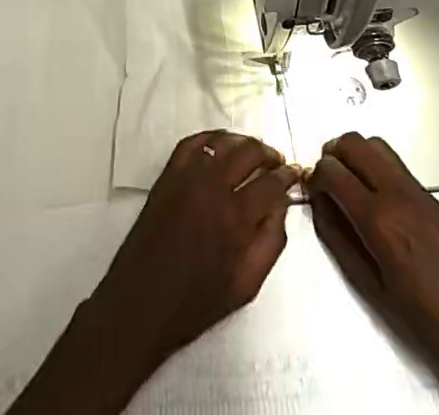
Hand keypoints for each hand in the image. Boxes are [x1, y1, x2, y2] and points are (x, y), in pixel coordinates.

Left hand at [8, 130, 296, 414]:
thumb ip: (270, 242)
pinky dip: (209, 137)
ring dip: (243, 143)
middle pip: (248, 153)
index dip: (288, 176)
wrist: (141, 302)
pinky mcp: (166, 177)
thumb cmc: (197, 302)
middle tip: (279, 163)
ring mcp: (185, 178)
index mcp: (235, 218)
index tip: (297, 174)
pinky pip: (190, 144)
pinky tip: (220, 144)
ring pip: (221, 143)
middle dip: (269, 154)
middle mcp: (211, 188)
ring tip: (255, 151)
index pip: (272, 183)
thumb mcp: (247, 284)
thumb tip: (280, 206)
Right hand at [308, 133, 438, 414]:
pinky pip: (397, 165)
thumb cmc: (433, 324)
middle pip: (355, 143)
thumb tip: (321, 207)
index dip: (315, 176)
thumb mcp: (369, 286)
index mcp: (380, 220)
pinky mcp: (436, 200)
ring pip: (377, 145)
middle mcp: (402, 197)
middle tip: (324, 177)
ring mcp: (422, 194)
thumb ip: (338, 238)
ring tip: (347, 183)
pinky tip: (373, 196)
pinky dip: (376, 167)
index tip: (311, 188)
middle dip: (332, 154)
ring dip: (355, 155)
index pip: (333, 170)